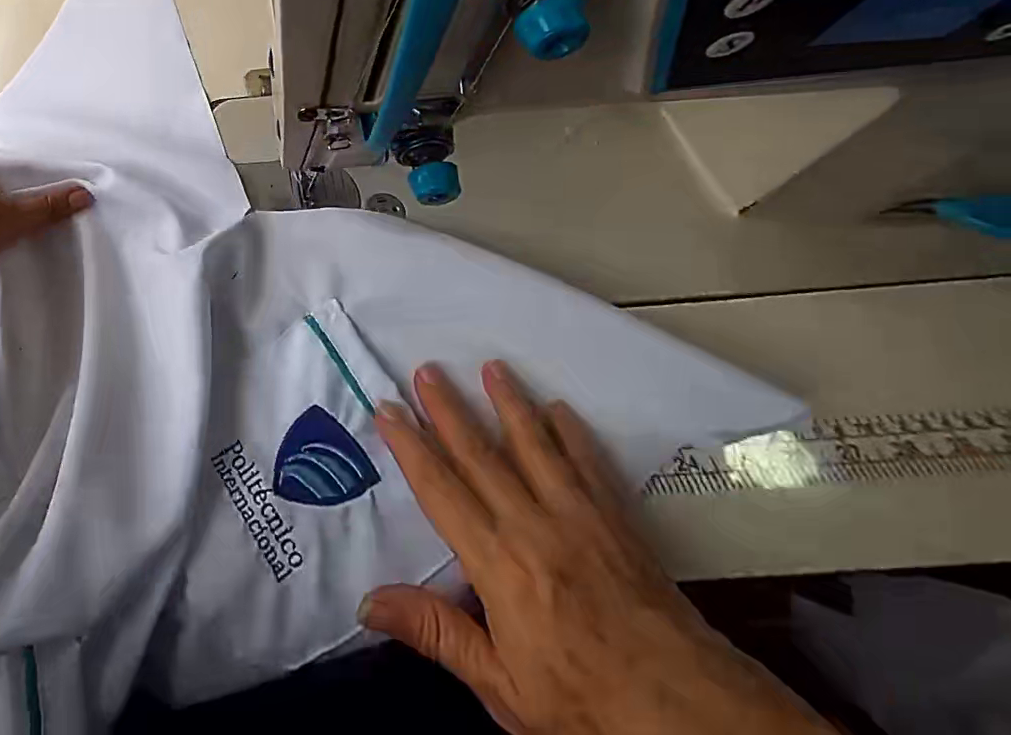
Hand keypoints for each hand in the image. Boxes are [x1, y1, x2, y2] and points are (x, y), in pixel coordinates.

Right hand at [362, 362, 832, 734]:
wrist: (701, 724)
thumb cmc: (587, 704)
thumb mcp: (501, 686)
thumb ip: (435, 633)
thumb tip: (365, 600)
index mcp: (497, 564)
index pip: (440, 490)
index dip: (409, 446)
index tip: (388, 410)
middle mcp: (534, 529)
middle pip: (482, 457)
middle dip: (450, 410)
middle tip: (427, 369)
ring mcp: (583, 524)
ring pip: (537, 451)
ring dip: (511, 406)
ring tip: (493, 367)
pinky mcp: (622, 529)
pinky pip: (592, 471)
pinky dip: (574, 437)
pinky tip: (561, 411)